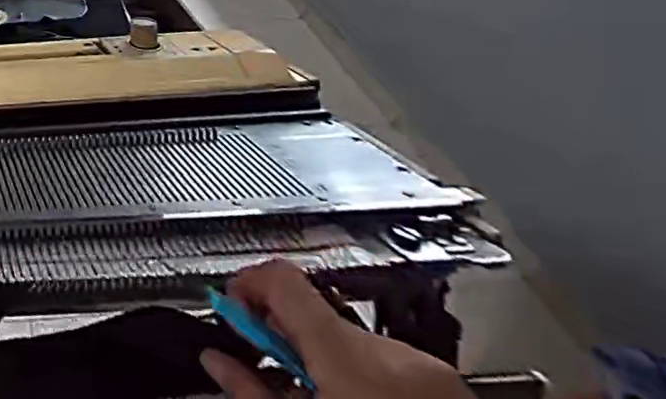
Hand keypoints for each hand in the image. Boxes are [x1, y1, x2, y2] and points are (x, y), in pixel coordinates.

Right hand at [200, 260, 474, 398]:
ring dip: (327, 361)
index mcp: (350, 358)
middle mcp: (395, 353)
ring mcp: (428, 370)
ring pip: (353, 341)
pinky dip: (365, 379)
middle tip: (266, 366)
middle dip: (286, 336)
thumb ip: (252, 390)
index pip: (282, 278)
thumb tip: (218, 362)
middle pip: (316, 313)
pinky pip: (389, 362)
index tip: (234, 307)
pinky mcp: (448, 386)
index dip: (248, 284)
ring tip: (317, 396)